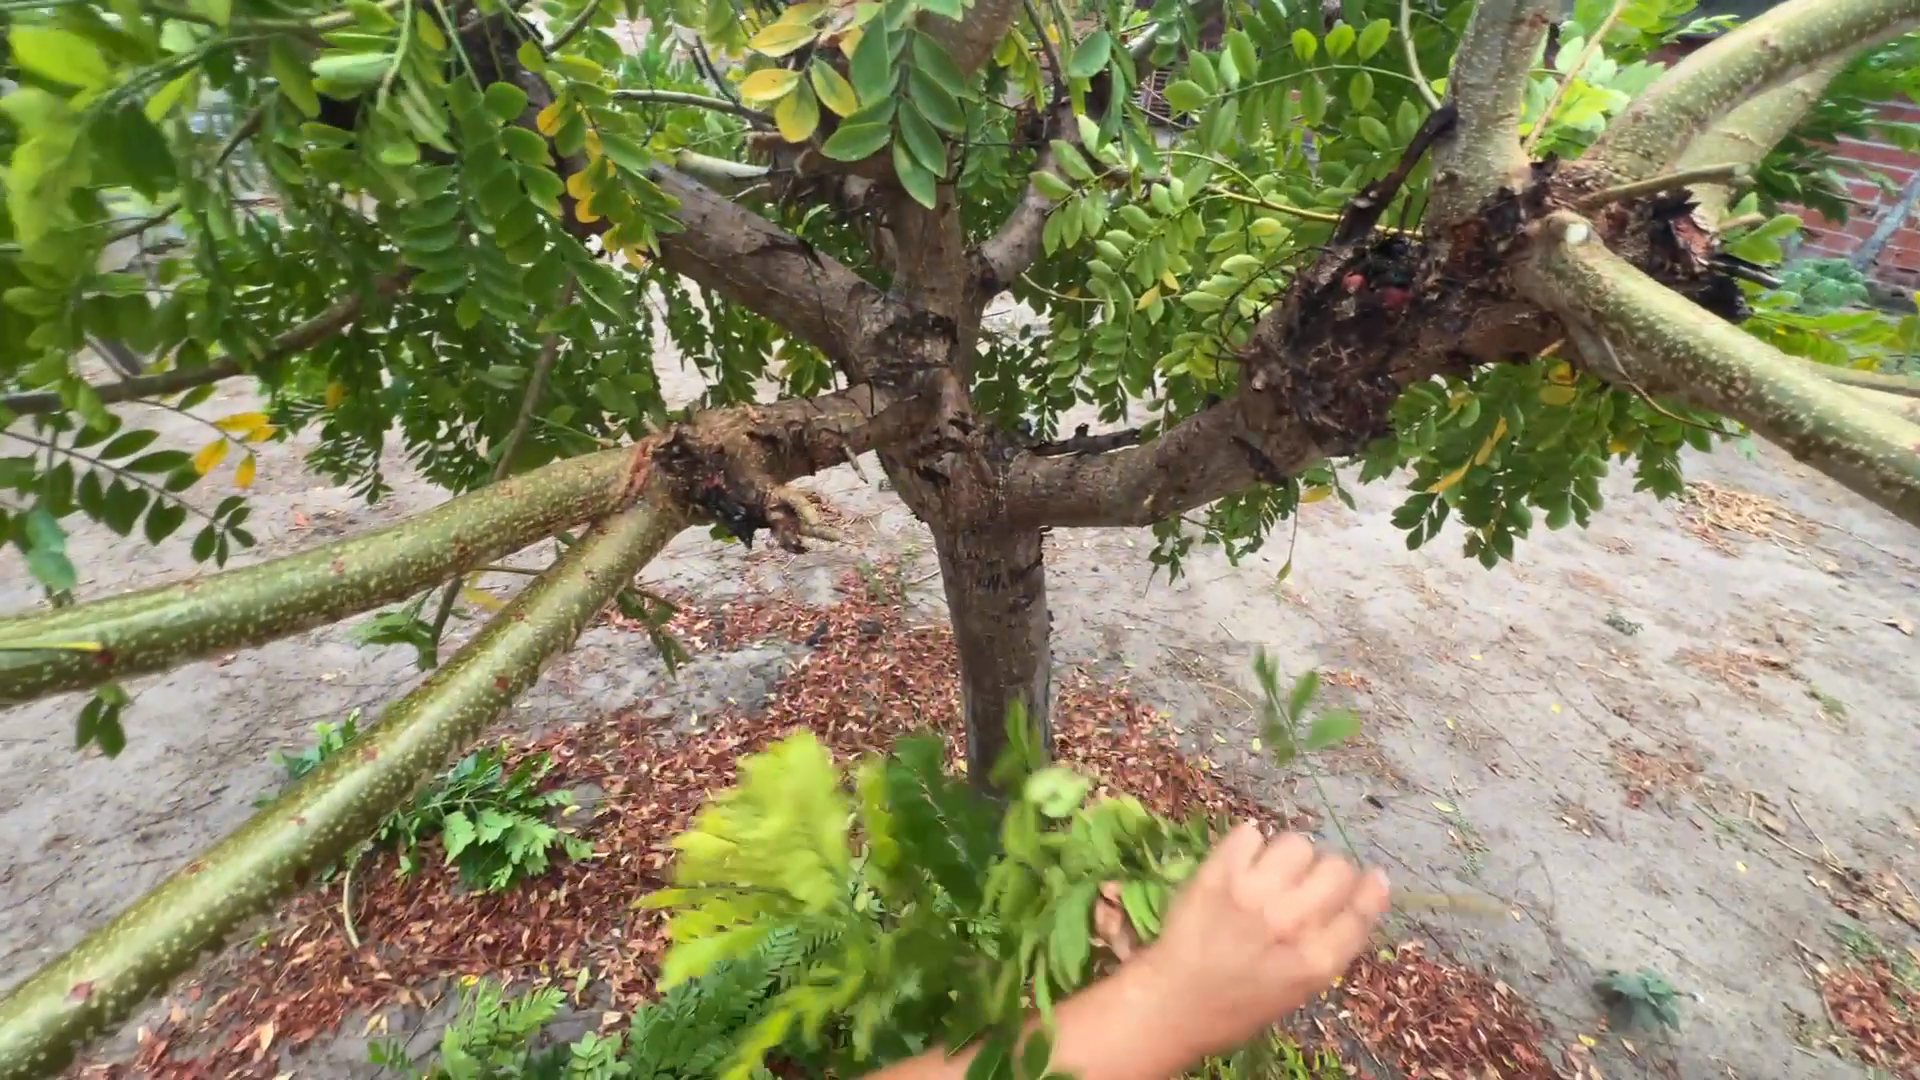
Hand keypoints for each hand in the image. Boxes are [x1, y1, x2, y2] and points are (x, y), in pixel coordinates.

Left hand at [1123, 824, 1389, 1061]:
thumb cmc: (1240, 1002)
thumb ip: (1326, 945)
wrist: (1176, 1000)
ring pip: (1295, 843)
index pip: (1361, 908)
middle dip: (1328, 869)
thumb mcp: (1299, 986)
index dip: (1369, 889)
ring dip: (1288, 853)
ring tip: (1272, 868)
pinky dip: (1248, 842)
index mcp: (1317, 961)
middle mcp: (1290, 922)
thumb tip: (1354, 898)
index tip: (1370, 876)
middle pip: (1336, 868)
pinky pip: (1248, 834)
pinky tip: (1242, 859)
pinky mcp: (1217, 873)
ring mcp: (1252, 893)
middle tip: (1307, 877)